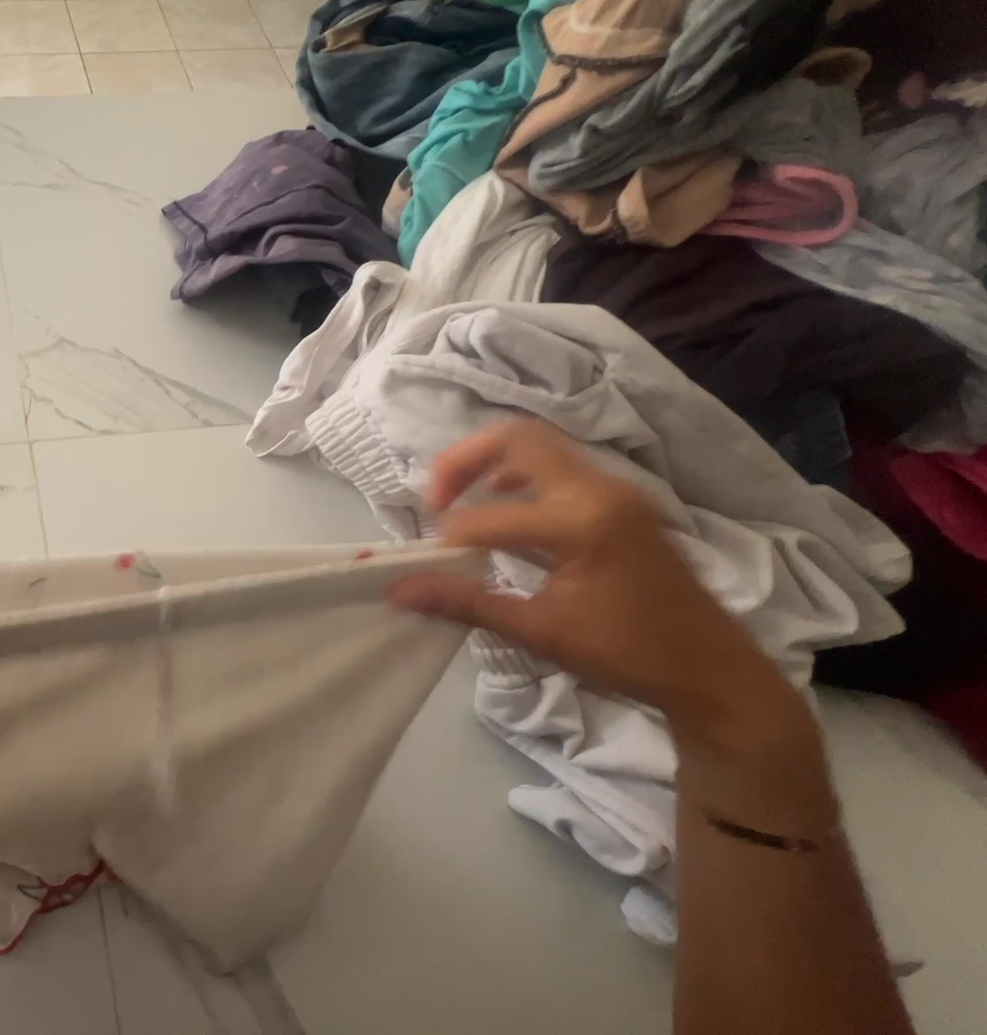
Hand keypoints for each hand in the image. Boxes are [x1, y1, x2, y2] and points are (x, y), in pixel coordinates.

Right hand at [386, 420, 787, 735]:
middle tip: (434, 502)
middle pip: (515, 439)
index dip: (447, 539)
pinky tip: (503, 512)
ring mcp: (615, 491)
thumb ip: (465, 602)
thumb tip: (397, 591)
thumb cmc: (628, 655)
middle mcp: (600, 490)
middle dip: (461, 463)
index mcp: (582, 522)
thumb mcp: (539, 631)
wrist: (715, 673)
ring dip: (489, 465)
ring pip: (537, 447)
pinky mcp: (620, 502)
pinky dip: (517, 477)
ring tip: (459, 504)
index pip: (487, 516)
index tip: (428, 565)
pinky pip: (557, 467)